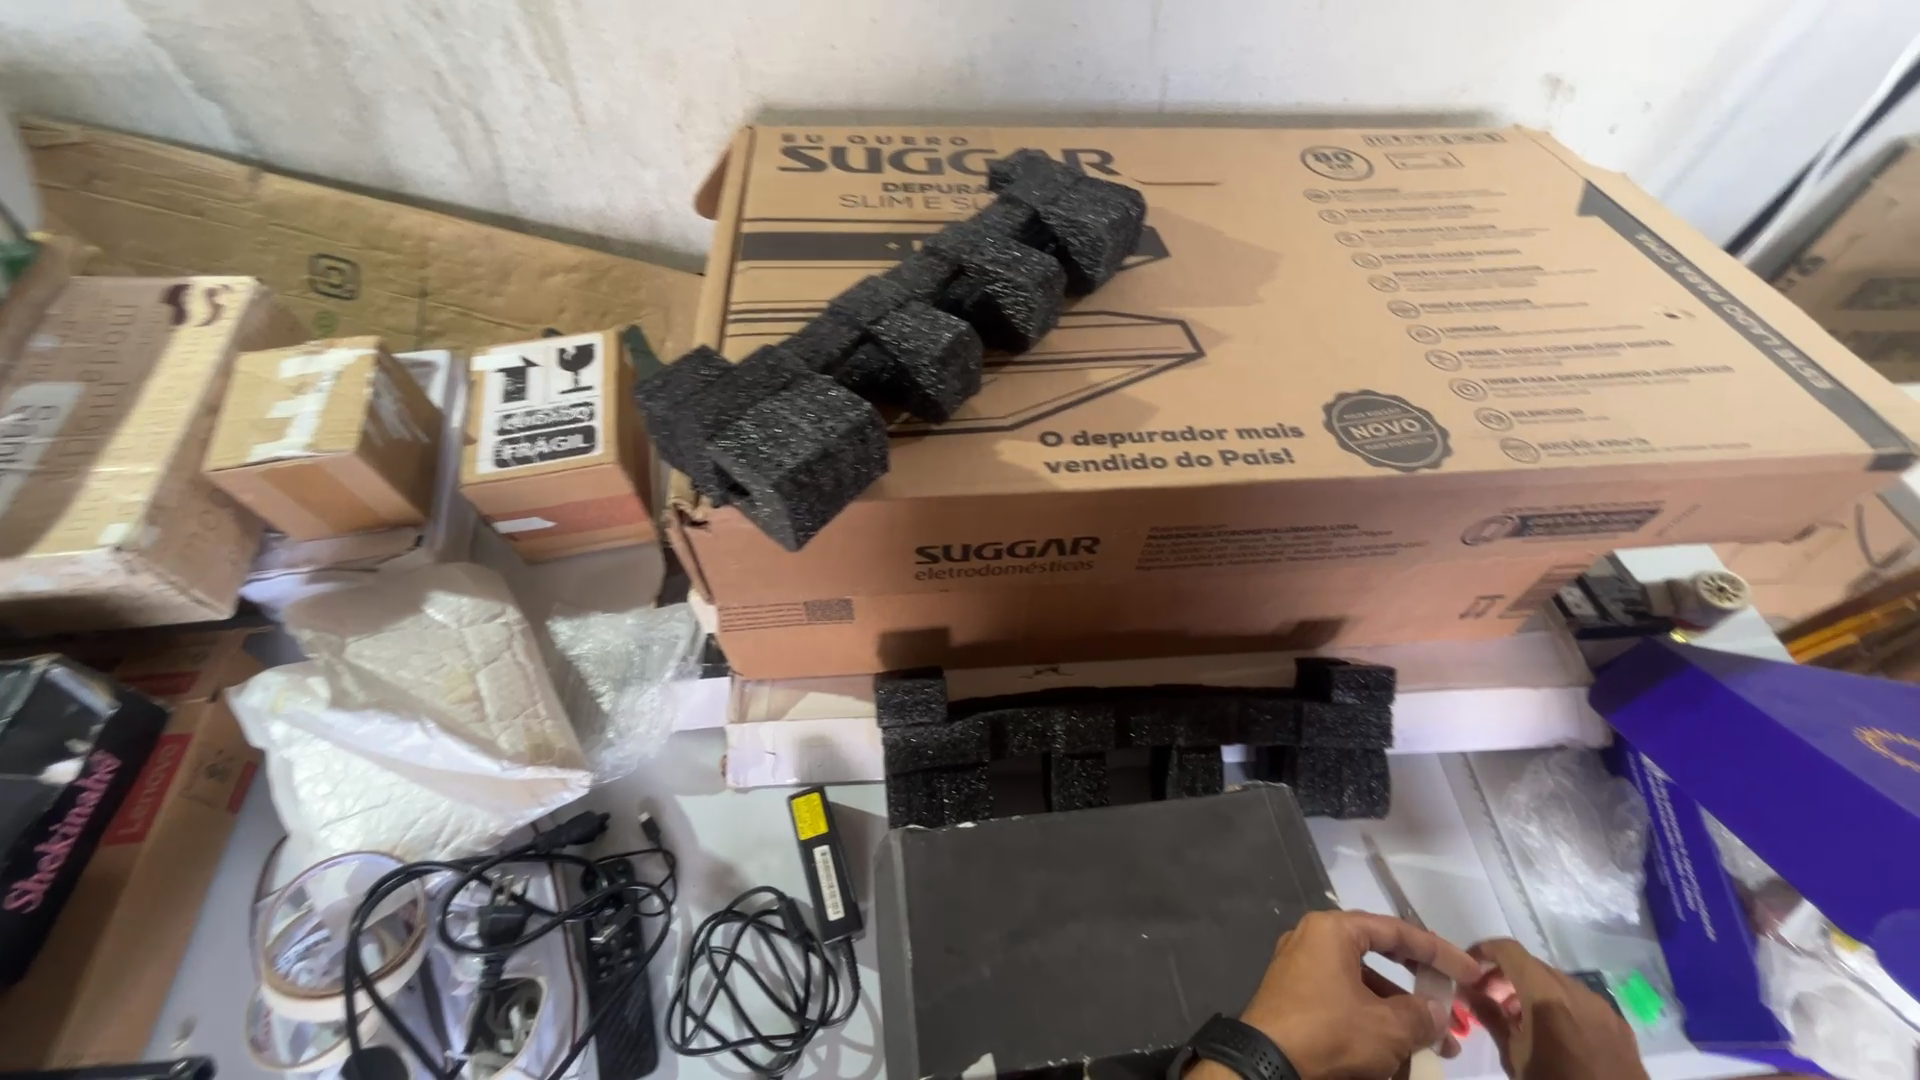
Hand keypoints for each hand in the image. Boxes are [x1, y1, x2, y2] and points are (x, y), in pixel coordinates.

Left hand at [1199, 910, 1482, 1079]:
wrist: (1267, 1064)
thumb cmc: (1330, 1033)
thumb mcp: (1387, 1027)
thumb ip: (1420, 1015)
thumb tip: (1437, 1011)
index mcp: (1332, 931)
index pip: (1395, 930)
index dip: (1439, 951)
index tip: (1471, 974)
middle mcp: (1314, 940)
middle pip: (1380, 954)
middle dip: (1420, 985)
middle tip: (1454, 1004)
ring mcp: (1302, 969)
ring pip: (1364, 985)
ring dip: (1402, 1013)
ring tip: (1439, 1046)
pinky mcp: (1297, 998)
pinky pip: (1345, 1003)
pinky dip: (1374, 1023)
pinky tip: (1401, 1057)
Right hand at [1462, 939, 1647, 1079]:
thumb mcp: (1514, 1058)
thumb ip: (1491, 1018)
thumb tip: (1471, 993)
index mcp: (1546, 996)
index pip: (1508, 950)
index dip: (1484, 951)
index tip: (1469, 971)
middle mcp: (1577, 993)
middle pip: (1532, 965)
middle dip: (1505, 975)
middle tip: (1488, 1000)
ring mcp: (1604, 1010)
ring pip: (1557, 982)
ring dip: (1532, 989)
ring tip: (1520, 1020)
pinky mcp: (1622, 1029)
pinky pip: (1582, 1002)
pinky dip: (1560, 1005)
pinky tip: (1555, 1035)